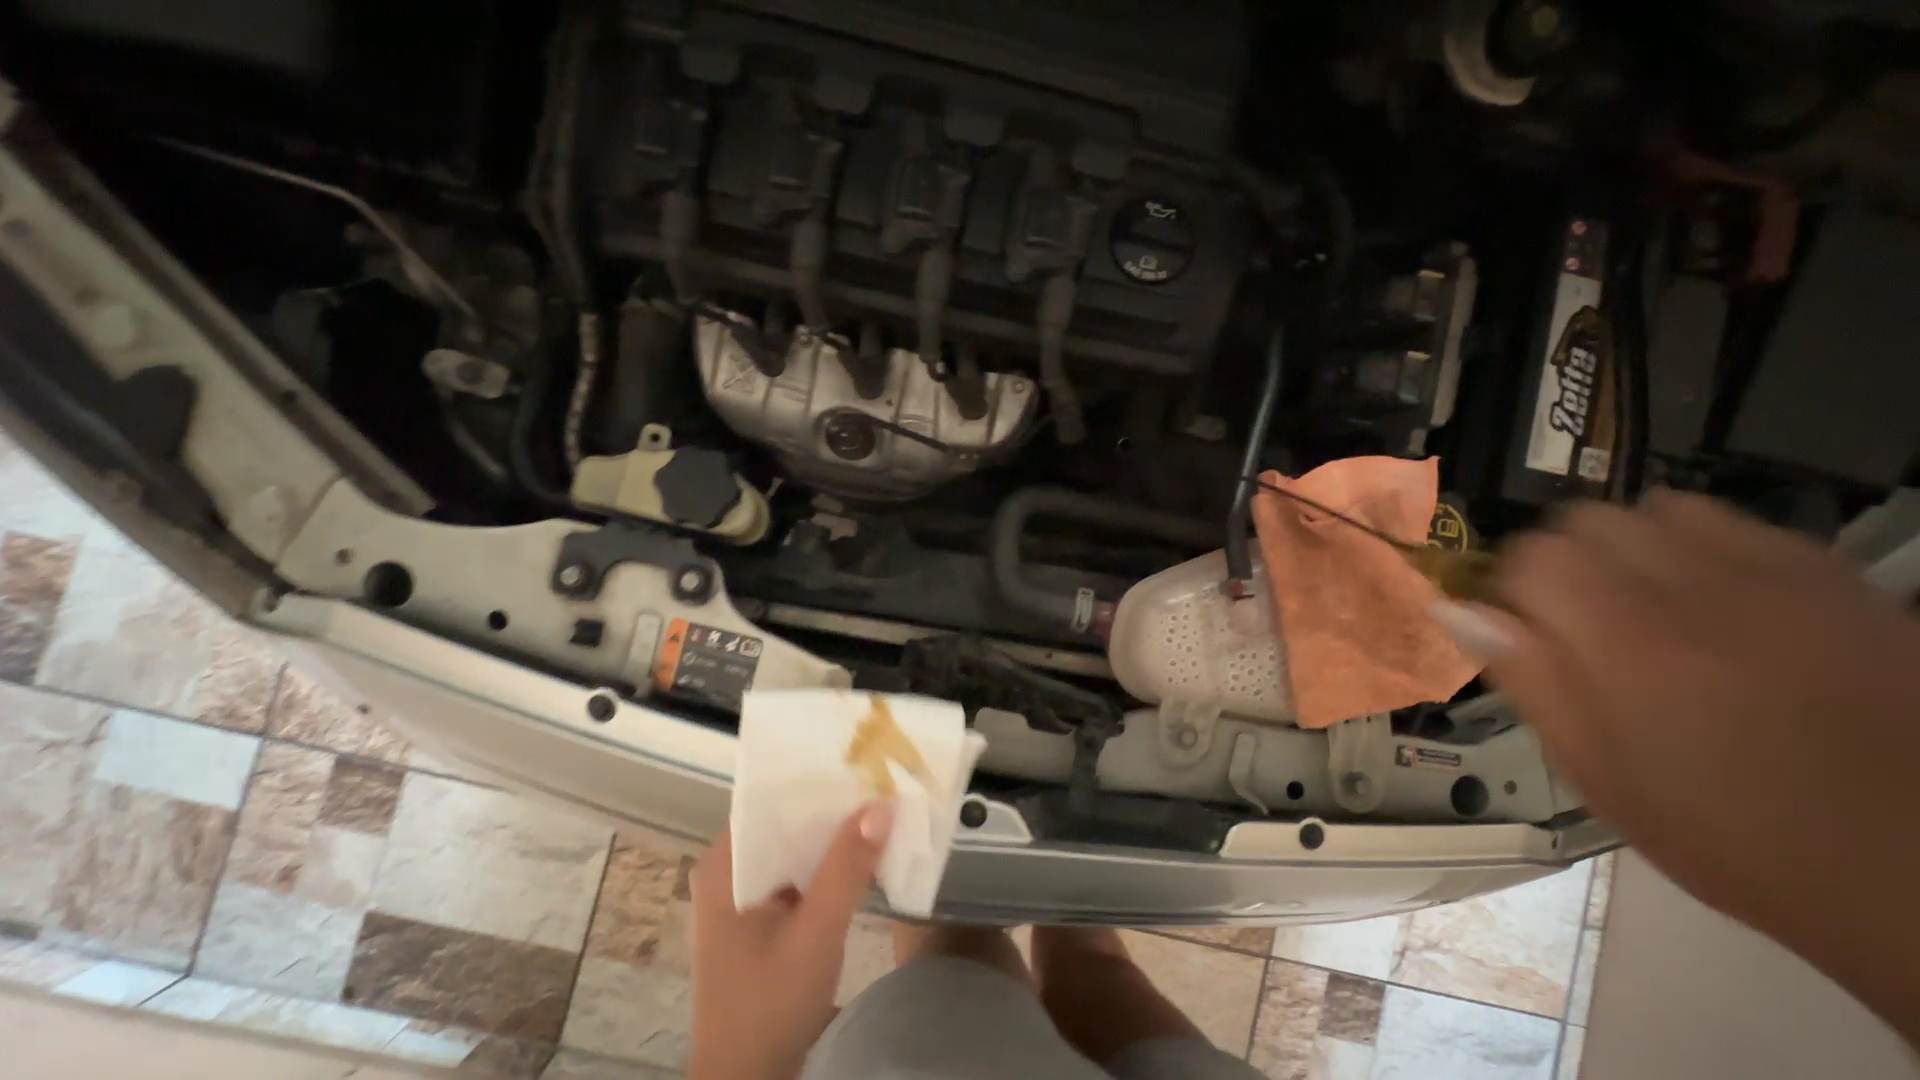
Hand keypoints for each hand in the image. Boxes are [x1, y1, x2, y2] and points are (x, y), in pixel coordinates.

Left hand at [688, 803, 892, 1079]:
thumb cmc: (770, 1005)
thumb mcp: (815, 933)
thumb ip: (846, 869)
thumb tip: (881, 805)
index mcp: (724, 865)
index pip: (770, 802)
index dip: (817, 782)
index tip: (862, 763)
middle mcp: (728, 871)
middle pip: (784, 825)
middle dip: (832, 809)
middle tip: (883, 783)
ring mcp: (744, 897)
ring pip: (794, 850)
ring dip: (833, 838)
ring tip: (883, 809)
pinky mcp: (761, 920)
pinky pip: (797, 876)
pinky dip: (828, 867)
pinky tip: (866, 855)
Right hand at [1458, 491, 1919, 1035]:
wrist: (1910, 868)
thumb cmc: (1725, 833)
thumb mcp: (1596, 772)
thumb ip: (1527, 678)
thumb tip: (1456, 609)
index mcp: (1630, 645)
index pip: (1530, 556)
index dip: (1509, 587)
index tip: (1521, 628)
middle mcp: (1700, 591)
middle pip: (1588, 520)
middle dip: (1563, 560)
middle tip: (1578, 620)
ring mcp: (1777, 577)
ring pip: (1660, 509)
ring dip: (1631, 545)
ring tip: (1646, 605)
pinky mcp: (1835, 577)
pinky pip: (1738, 524)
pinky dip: (1701, 547)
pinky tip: (1716, 603)